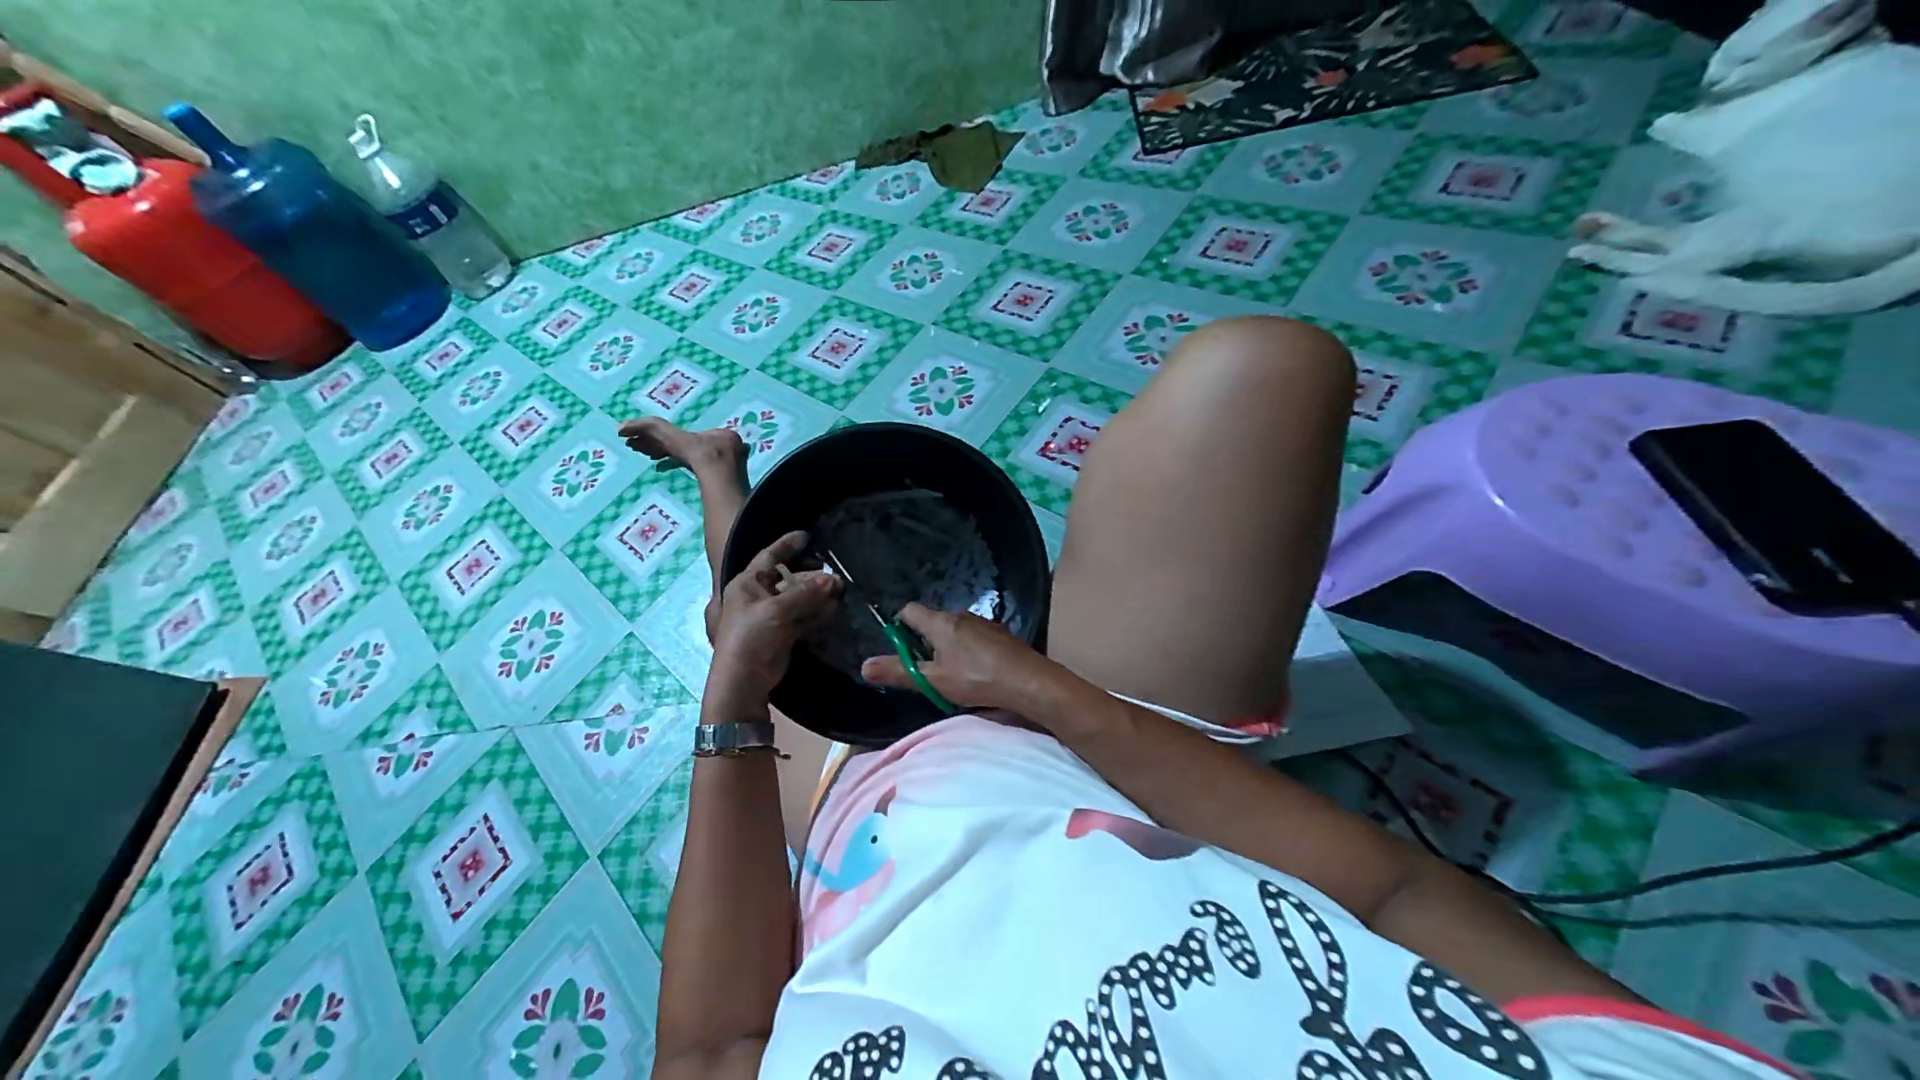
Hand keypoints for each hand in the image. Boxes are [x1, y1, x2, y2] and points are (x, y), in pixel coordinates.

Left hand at [707, 531, 842, 706]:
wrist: (743, 680)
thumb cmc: (752, 636)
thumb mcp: (777, 610)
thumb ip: (806, 593)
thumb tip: (834, 579)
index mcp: (748, 583)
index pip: (769, 556)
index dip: (787, 545)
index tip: (807, 535)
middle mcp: (758, 596)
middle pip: (789, 579)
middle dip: (813, 577)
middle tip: (837, 576)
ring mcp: (771, 615)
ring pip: (799, 599)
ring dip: (818, 596)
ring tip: (840, 592)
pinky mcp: (782, 633)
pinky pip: (802, 617)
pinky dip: (816, 614)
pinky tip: (834, 611)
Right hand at [859, 603, 1054, 710]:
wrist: (1029, 681)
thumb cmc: (976, 678)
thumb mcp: (933, 680)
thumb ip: (898, 672)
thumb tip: (863, 666)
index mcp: (940, 622)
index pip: (909, 611)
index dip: (898, 627)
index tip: (899, 650)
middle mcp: (960, 615)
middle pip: (931, 621)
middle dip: (923, 642)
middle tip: (924, 670)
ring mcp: (983, 623)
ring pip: (954, 629)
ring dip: (947, 647)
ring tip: (950, 674)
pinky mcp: (1000, 634)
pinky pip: (973, 637)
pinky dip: (967, 650)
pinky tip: (975, 672)